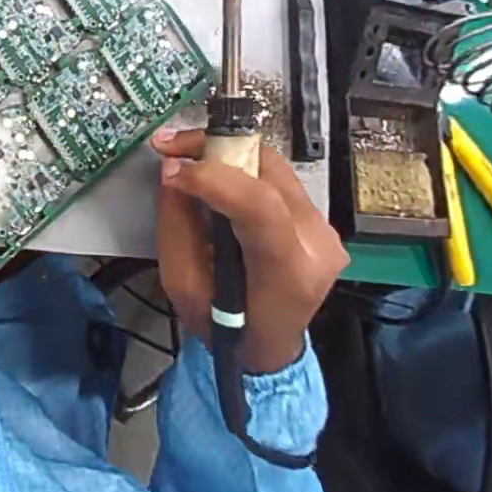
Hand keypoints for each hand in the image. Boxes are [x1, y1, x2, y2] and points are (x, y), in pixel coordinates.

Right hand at [151, 129, 347, 372]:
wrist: (266, 346)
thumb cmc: (221, 326)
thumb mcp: (182, 284)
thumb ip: (177, 227)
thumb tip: (173, 174)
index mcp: (288, 273)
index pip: (261, 208)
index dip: (212, 178)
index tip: (168, 167)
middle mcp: (318, 242)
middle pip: (269, 172)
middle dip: (213, 148)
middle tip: (167, 146)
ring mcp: (324, 227)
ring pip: (271, 166)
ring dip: (222, 151)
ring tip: (180, 152)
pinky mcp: (315, 217)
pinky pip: (272, 176)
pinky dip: (235, 165)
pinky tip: (206, 169)